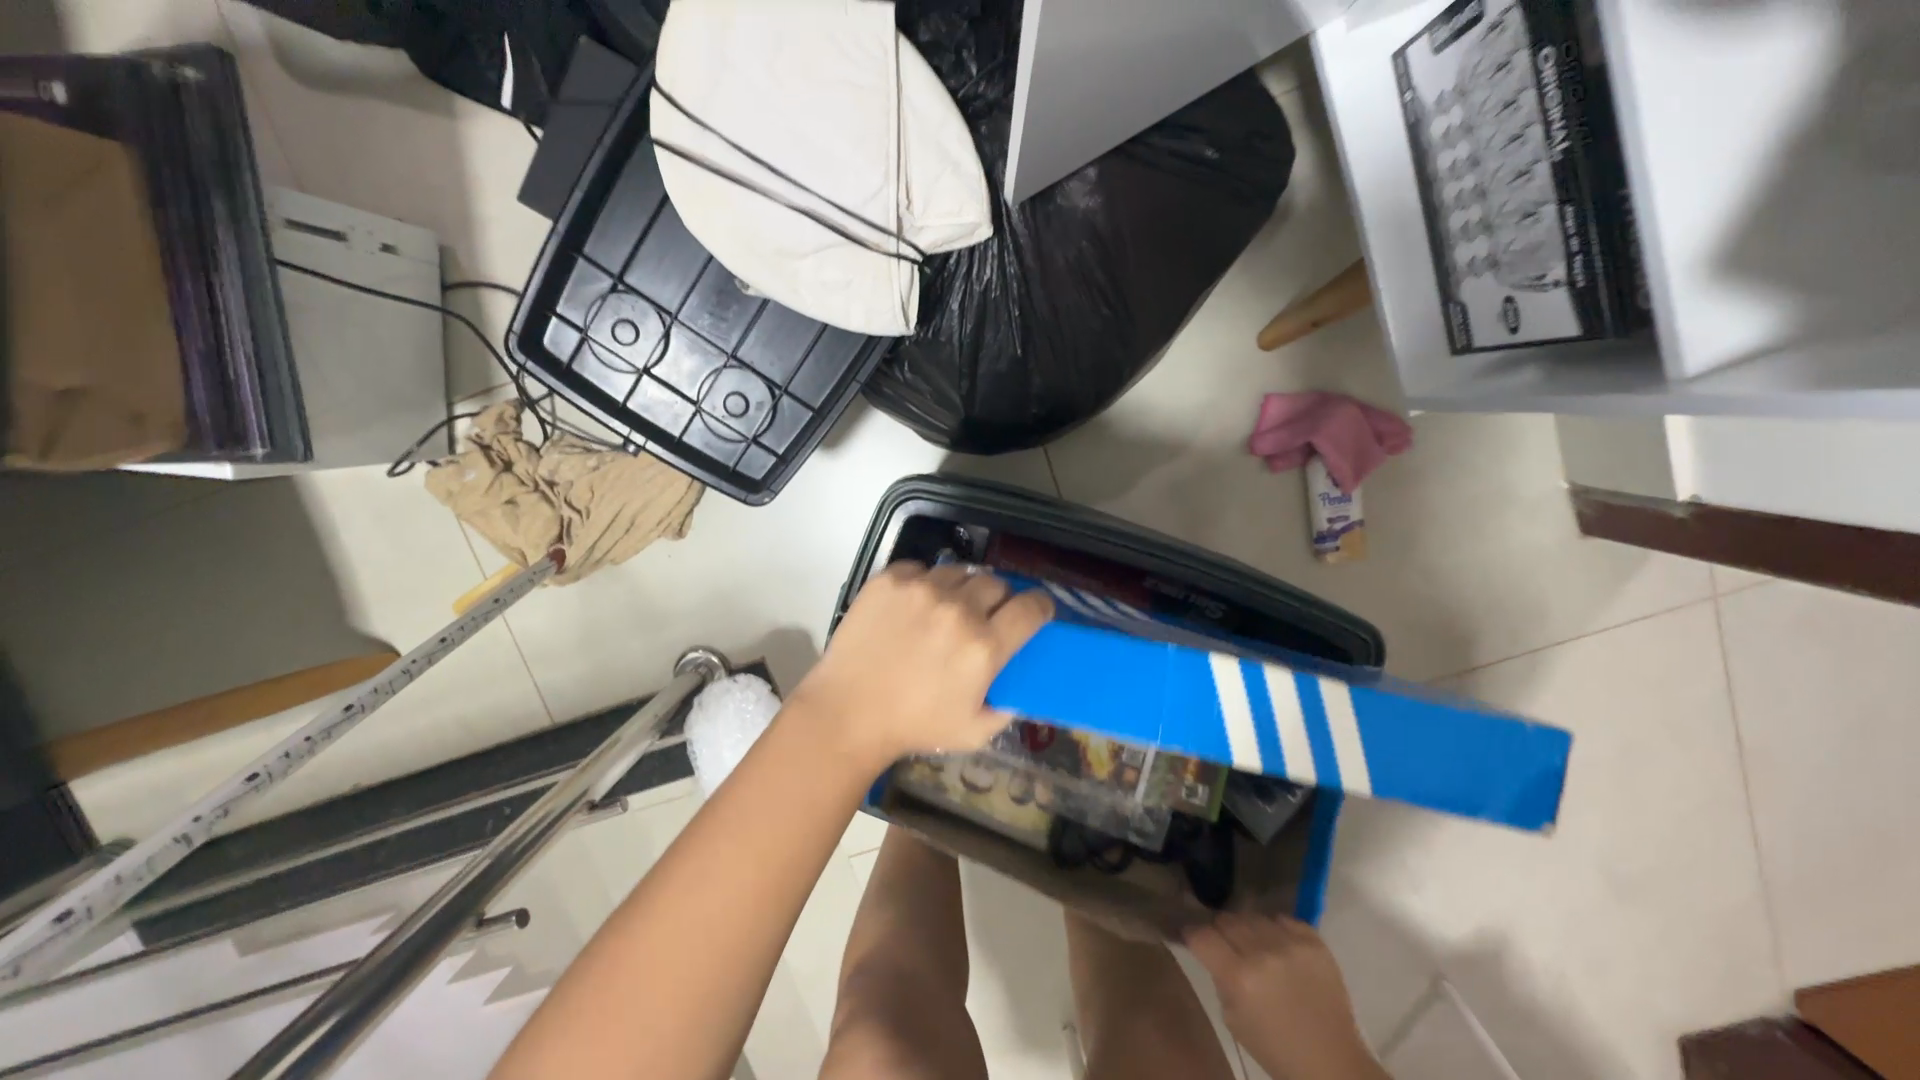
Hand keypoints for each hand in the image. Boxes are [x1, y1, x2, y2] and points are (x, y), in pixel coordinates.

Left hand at [790, 562, 1052, 769]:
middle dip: (998, 599)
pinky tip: (916, 606)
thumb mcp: (974, 732)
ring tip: (948, 609)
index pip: (1032, 607)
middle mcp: (958, 610)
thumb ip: (1006, 709)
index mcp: (984, 646)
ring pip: (961, 572)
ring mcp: (921, 590)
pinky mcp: (890, 580)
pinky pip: (922, 569)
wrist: (848, 712)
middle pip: (997, 584)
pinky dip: (925, 583)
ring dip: (962, 589)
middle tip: (984, 617)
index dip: (1039, 607)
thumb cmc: (913, 726)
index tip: (1034, 612)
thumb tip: (1021, 688)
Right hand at [1186, 914, 1387, 1079]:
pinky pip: (1284, 919)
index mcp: (1239, 977)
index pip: (1202, 935)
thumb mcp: (1232, 1018)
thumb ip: (1219, 978)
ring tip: (1253, 945)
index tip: (1192, 937)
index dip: (1192, 934)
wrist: (1330, 1061)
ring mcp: (1292, 944)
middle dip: (1219, 930)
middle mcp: (1263, 952)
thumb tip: (1212, 952)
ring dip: (1248, 929)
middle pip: (1227, 919)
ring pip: (1254, 916)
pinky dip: (1276, 929)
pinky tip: (1278, 946)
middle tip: (1224, 944)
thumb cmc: (1274, 1048)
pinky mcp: (1315, 942)